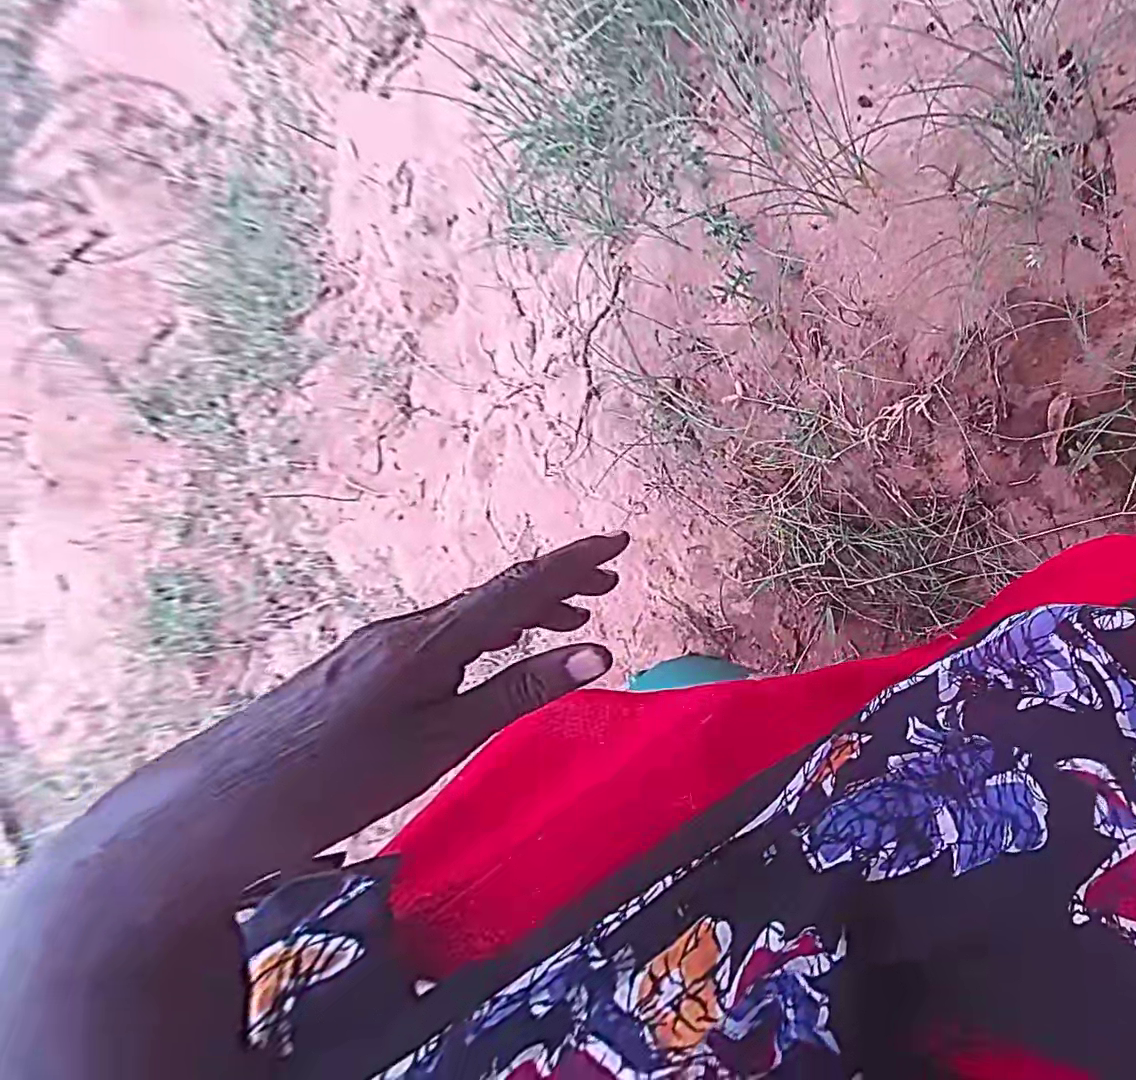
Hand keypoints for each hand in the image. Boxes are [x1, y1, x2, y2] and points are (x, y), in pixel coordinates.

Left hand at [185, 531, 630, 866]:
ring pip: (475, 610)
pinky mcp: (367, 665)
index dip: (574, 561)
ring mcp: (382, 645)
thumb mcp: (444, 739)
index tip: (618, 541)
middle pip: (499, 590)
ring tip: (574, 614)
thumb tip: (599, 652)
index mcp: (430, 641)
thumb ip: (521, 690)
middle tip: (609, 581)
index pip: (520, 587)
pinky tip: (504, 645)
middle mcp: (407, 629)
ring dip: (530, 605)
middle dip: (560, 580)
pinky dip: (496, 627)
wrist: (201, 819)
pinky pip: (451, 629)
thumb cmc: (335, 780)